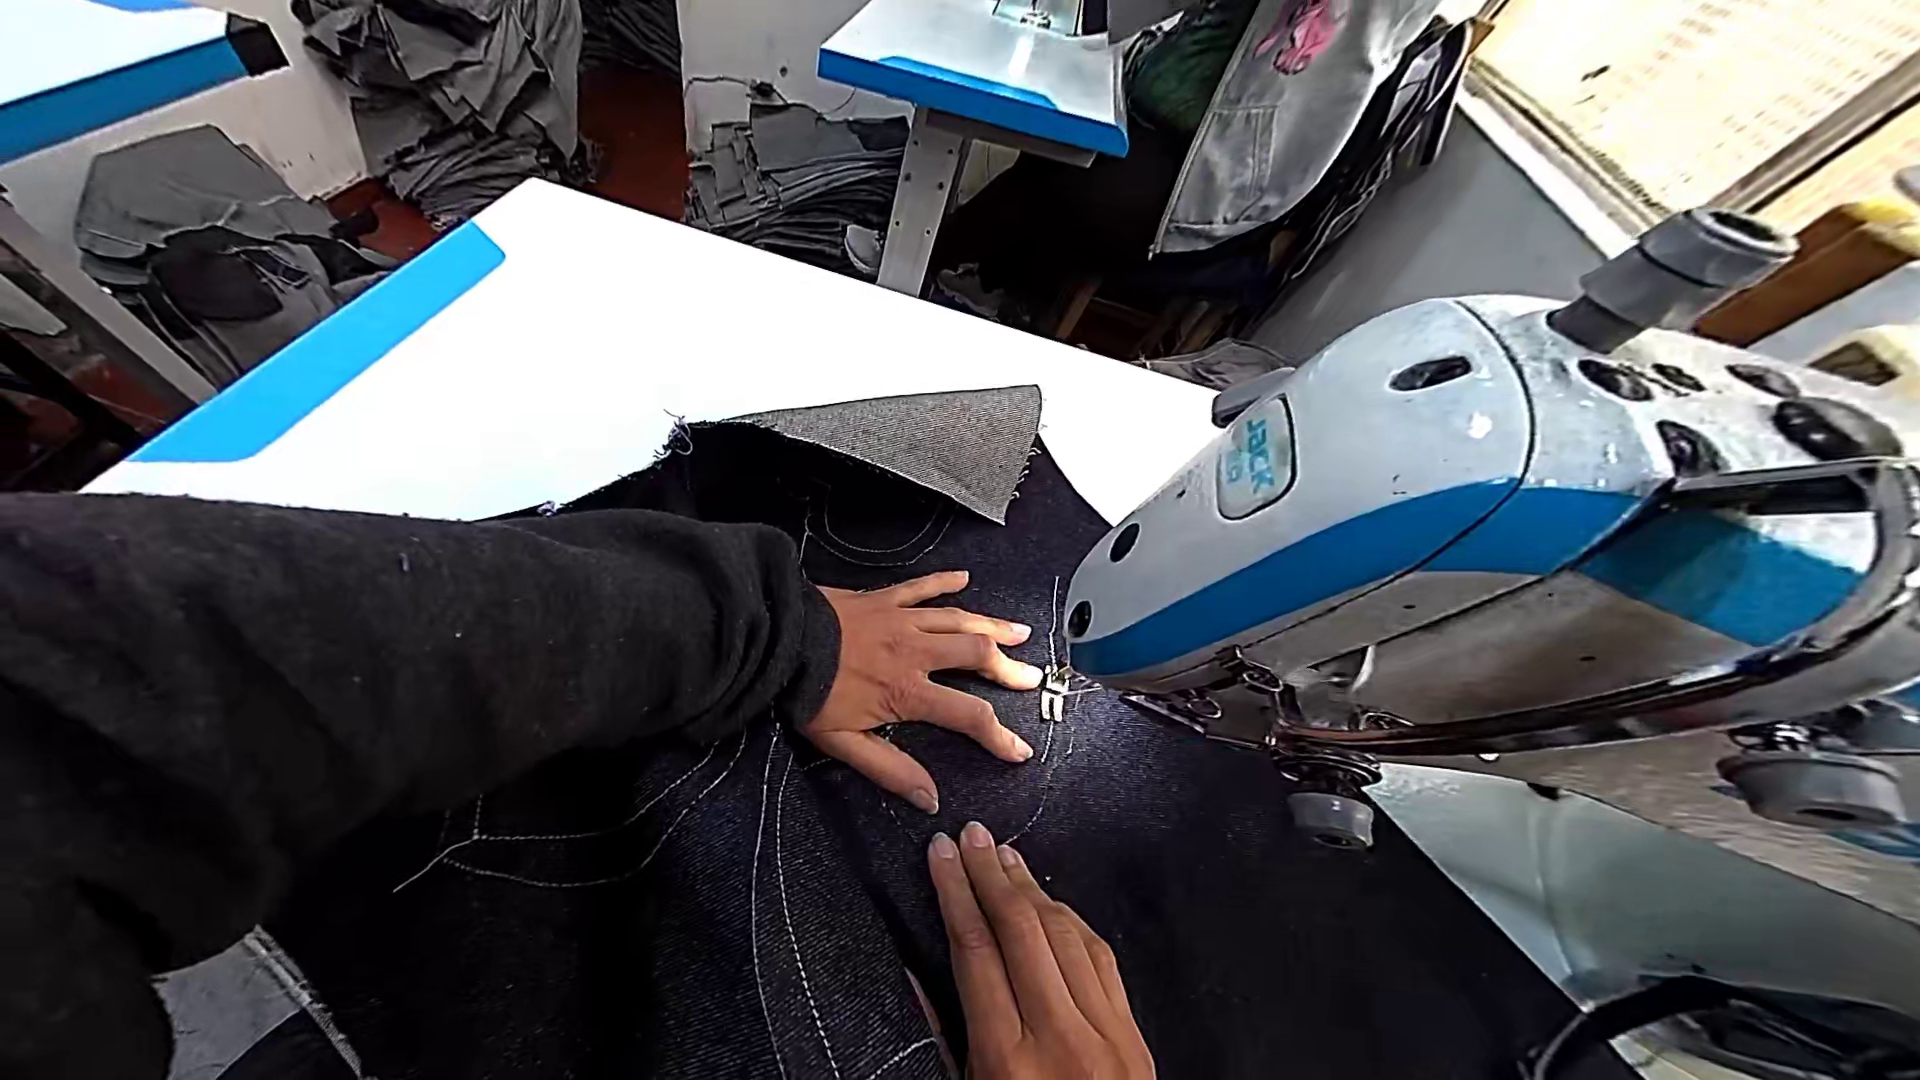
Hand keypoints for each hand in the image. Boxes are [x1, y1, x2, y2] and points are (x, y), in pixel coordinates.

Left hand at [808, 571, 1042, 812]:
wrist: (778, 641)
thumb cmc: (808, 694)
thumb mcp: (843, 743)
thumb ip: (890, 770)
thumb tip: (930, 799)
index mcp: (909, 691)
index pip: (969, 715)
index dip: (1000, 735)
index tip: (1021, 750)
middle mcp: (917, 651)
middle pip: (977, 654)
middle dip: (1009, 669)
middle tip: (1031, 678)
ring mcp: (903, 619)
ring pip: (960, 619)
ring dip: (993, 626)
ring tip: (1021, 632)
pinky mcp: (885, 598)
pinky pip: (921, 586)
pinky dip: (944, 581)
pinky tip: (963, 577)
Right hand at [929, 822, 1153, 1079]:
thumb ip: (942, 1036)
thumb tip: (915, 965)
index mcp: (1008, 1064)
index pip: (975, 948)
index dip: (954, 890)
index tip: (940, 851)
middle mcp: (1061, 1040)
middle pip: (1020, 927)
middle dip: (989, 872)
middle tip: (971, 833)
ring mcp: (1107, 1036)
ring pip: (1062, 931)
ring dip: (1030, 885)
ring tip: (1004, 854)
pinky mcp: (1136, 1038)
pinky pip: (1099, 956)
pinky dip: (1070, 918)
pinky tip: (1048, 899)